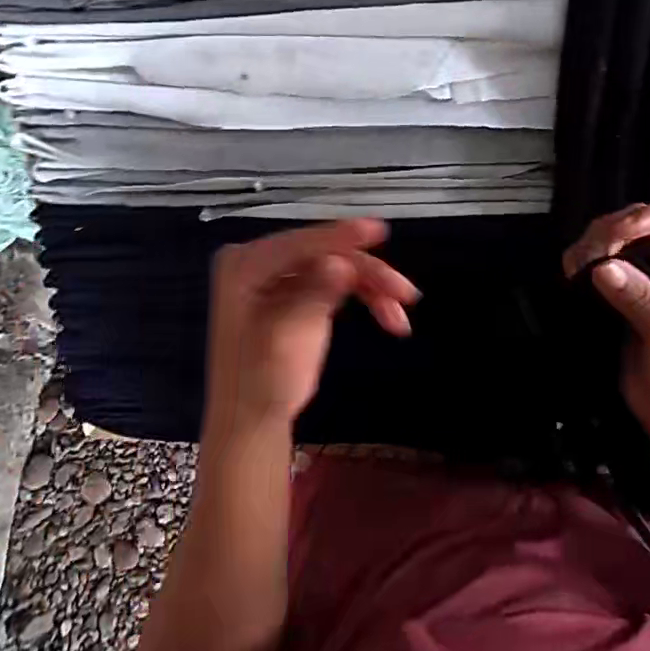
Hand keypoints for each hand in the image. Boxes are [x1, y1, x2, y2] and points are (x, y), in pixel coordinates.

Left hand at [206, 220, 420, 428]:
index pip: (298, 244)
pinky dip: (362, 296)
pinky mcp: (294, 292)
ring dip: (370, 286)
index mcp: (243, 265)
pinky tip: (389, 317)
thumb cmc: (260, 384)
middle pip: (321, 253)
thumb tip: (340, 263)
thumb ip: (313, 297)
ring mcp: (277, 276)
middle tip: (407, 293)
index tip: (379, 230)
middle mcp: (257, 262)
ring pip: (333, 266)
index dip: (340, 237)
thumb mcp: (286, 340)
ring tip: (401, 317)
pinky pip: (333, 282)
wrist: (251, 420)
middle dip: (365, 271)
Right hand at [563, 202, 649, 450]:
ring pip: (619, 240)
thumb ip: (643, 301)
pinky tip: (573, 276)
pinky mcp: (628, 295)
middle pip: (646, 224)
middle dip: (613, 231)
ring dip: (593, 246)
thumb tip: (601, 267)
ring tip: (575, 269)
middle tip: (587, 256)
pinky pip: (604, 263)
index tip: (615, 233)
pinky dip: (584, 263)